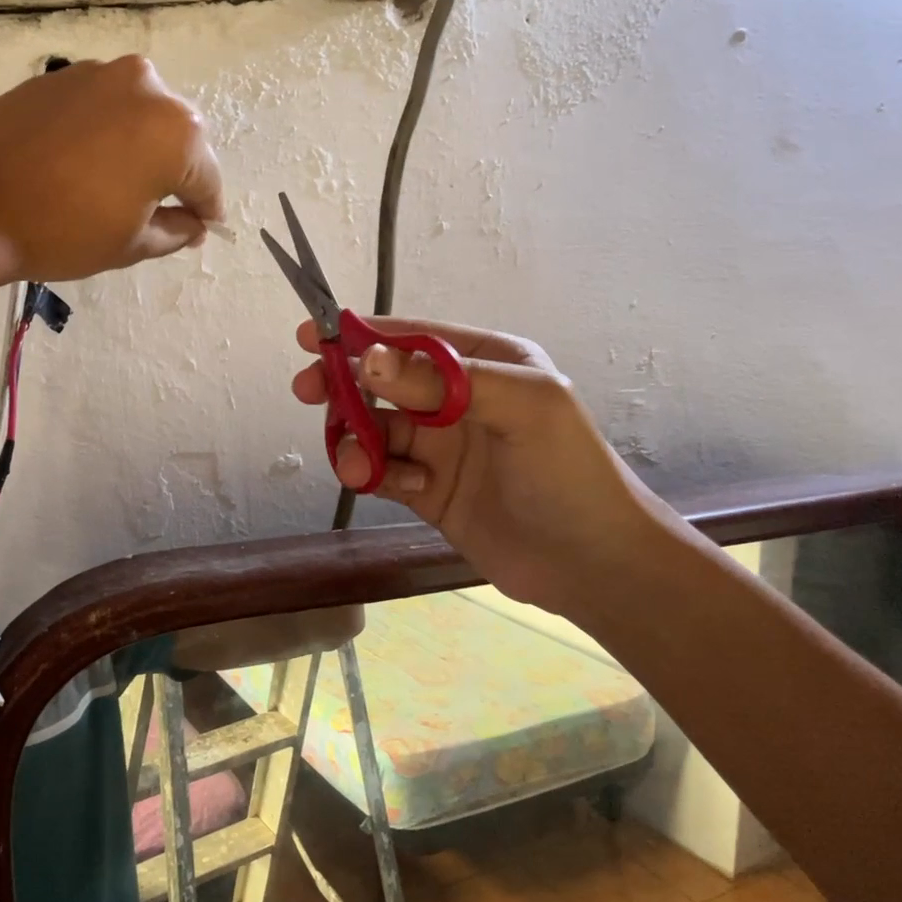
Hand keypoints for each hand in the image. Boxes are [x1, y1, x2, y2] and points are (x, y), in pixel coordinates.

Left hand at [0, 55, 223, 281]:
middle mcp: (148, 88)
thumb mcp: (130, 245)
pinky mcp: (62, 75)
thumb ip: (175, 231)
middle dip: (173, 172)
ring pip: (138, 115)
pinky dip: (103, 131)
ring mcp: (101, 73)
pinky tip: (79, 162)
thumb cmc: (61, 231)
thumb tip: (194, 225)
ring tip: (110, 185)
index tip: (199, 228)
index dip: (204, 210)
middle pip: (178, 138)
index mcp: (177, 133)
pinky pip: (100, 105)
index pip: (207, 178)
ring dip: (137, 147)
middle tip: (151, 210)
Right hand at [292, 318, 674, 617]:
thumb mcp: (520, 407)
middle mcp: (457, 399)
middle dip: (343, 387)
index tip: (310, 337)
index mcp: (485, 363)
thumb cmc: (568, 473)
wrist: (593, 566)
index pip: (410, 338)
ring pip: (372, 429)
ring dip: (357, 443)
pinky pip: (381, 470)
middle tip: (308, 393)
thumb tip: (369, 360)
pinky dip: (378, 476)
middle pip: (379, 382)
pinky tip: (405, 489)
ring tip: (360, 469)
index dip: (359, 335)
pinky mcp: (425, 488)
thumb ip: (443, 381)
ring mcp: (439, 446)